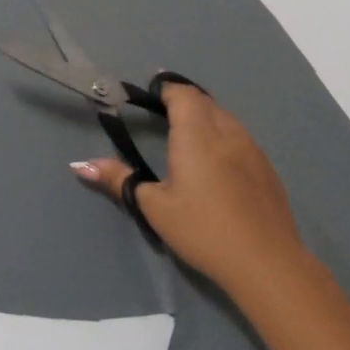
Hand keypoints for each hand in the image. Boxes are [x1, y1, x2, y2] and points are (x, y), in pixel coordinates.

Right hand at [73, 83, 313, 294]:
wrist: (266, 262)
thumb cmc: (202, 230)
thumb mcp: (154, 207)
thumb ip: (120, 180)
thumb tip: (81, 165)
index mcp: (197, 138)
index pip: (184, 96)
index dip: (167, 87)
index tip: (149, 89)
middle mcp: (229, 135)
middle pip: (207, 103)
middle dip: (184, 99)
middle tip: (161, 108)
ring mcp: (254, 152)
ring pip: (228, 119)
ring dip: (206, 115)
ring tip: (185, 130)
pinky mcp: (267, 170)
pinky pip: (241, 138)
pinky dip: (222, 134)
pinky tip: (214, 159)